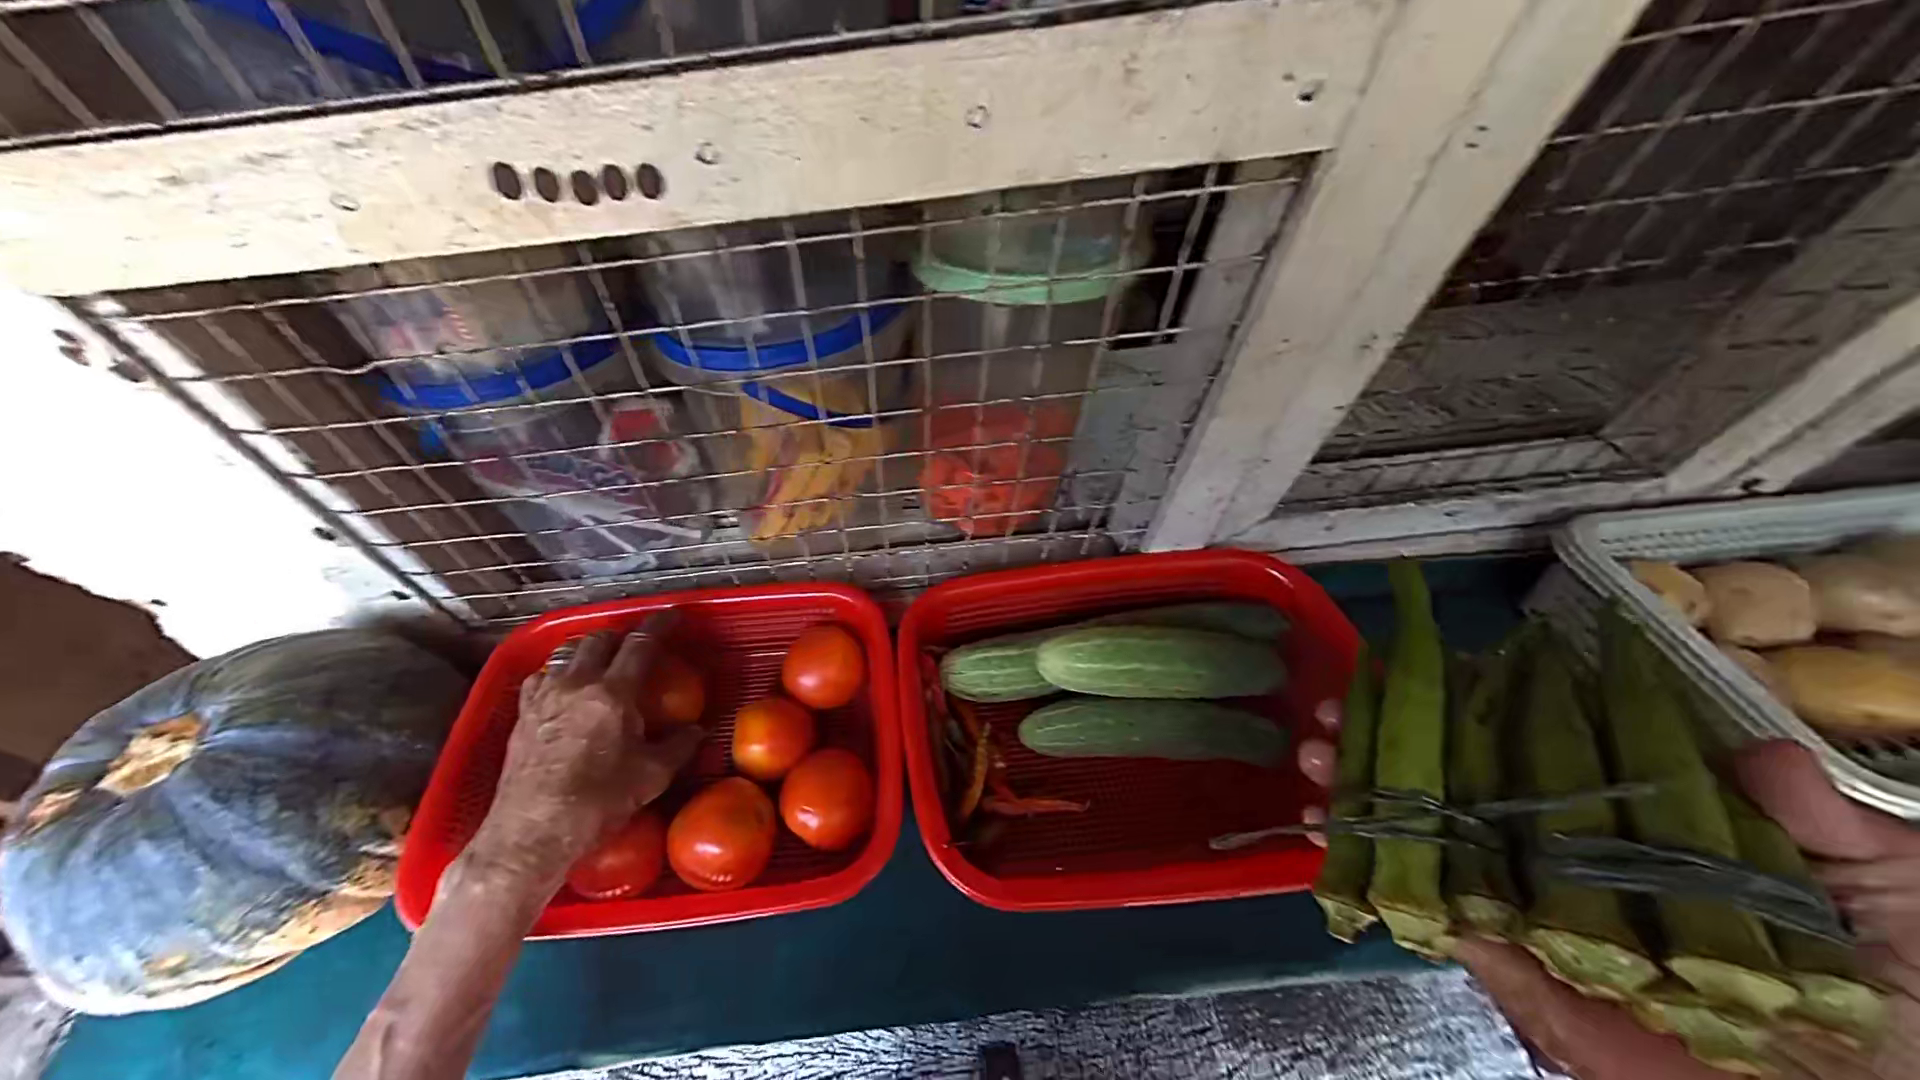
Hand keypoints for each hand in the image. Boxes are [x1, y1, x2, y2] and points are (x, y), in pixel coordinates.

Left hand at [465, 614, 704, 888]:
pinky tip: (563, 687)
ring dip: (587, 650)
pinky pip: (539, 678)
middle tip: (637, 644)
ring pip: (565, 654)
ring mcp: (543, 698)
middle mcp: (576, 685)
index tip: (672, 615)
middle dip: (621, 635)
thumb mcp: (653, 775)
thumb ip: (679, 746)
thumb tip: (696, 732)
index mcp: (614, 693)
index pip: (640, 644)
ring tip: (601, 661)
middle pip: (598, 640)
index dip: (659, 625)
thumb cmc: (599, 802)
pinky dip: (557, 672)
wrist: (531, 834)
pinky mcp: (521, 717)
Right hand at [1299, 695, 1918, 1078]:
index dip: (1452, 701)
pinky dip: (1359, 869)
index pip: (1519, 742)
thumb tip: (1754, 749)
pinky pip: (1421, 909)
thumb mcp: (1887, 899)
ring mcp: (1519, 904)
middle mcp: (1554, 849)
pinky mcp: (1500, 965)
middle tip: (1324, 710)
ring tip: (1305, 758)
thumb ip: (1821, 828)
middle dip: (1375, 740)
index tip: (1398, 669)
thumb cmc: (1902, 1008)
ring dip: (1351, 793)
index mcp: (1618, 816)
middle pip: (1447, 781)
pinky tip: (1315, 831)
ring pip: (1418, 834)